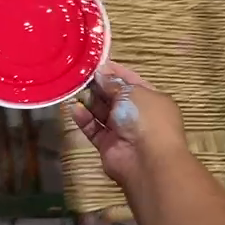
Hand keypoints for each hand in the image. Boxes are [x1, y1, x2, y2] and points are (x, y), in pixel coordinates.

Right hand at [69, 61, 186, 190]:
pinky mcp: (108, 145)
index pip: (131, 81)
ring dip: (89, 101)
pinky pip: (94, 129)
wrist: (147, 160)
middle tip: (79, 75)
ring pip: (102, 113)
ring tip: (73, 89)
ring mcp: (123, 131)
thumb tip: (100, 74)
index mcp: (151, 99)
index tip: (95, 63)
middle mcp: (137, 115)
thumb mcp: (133, 93)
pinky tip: (74, 108)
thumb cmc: (147, 119)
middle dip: (99, 86)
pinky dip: (84, 119)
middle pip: (114, 97)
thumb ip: (114, 84)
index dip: (114, 72)